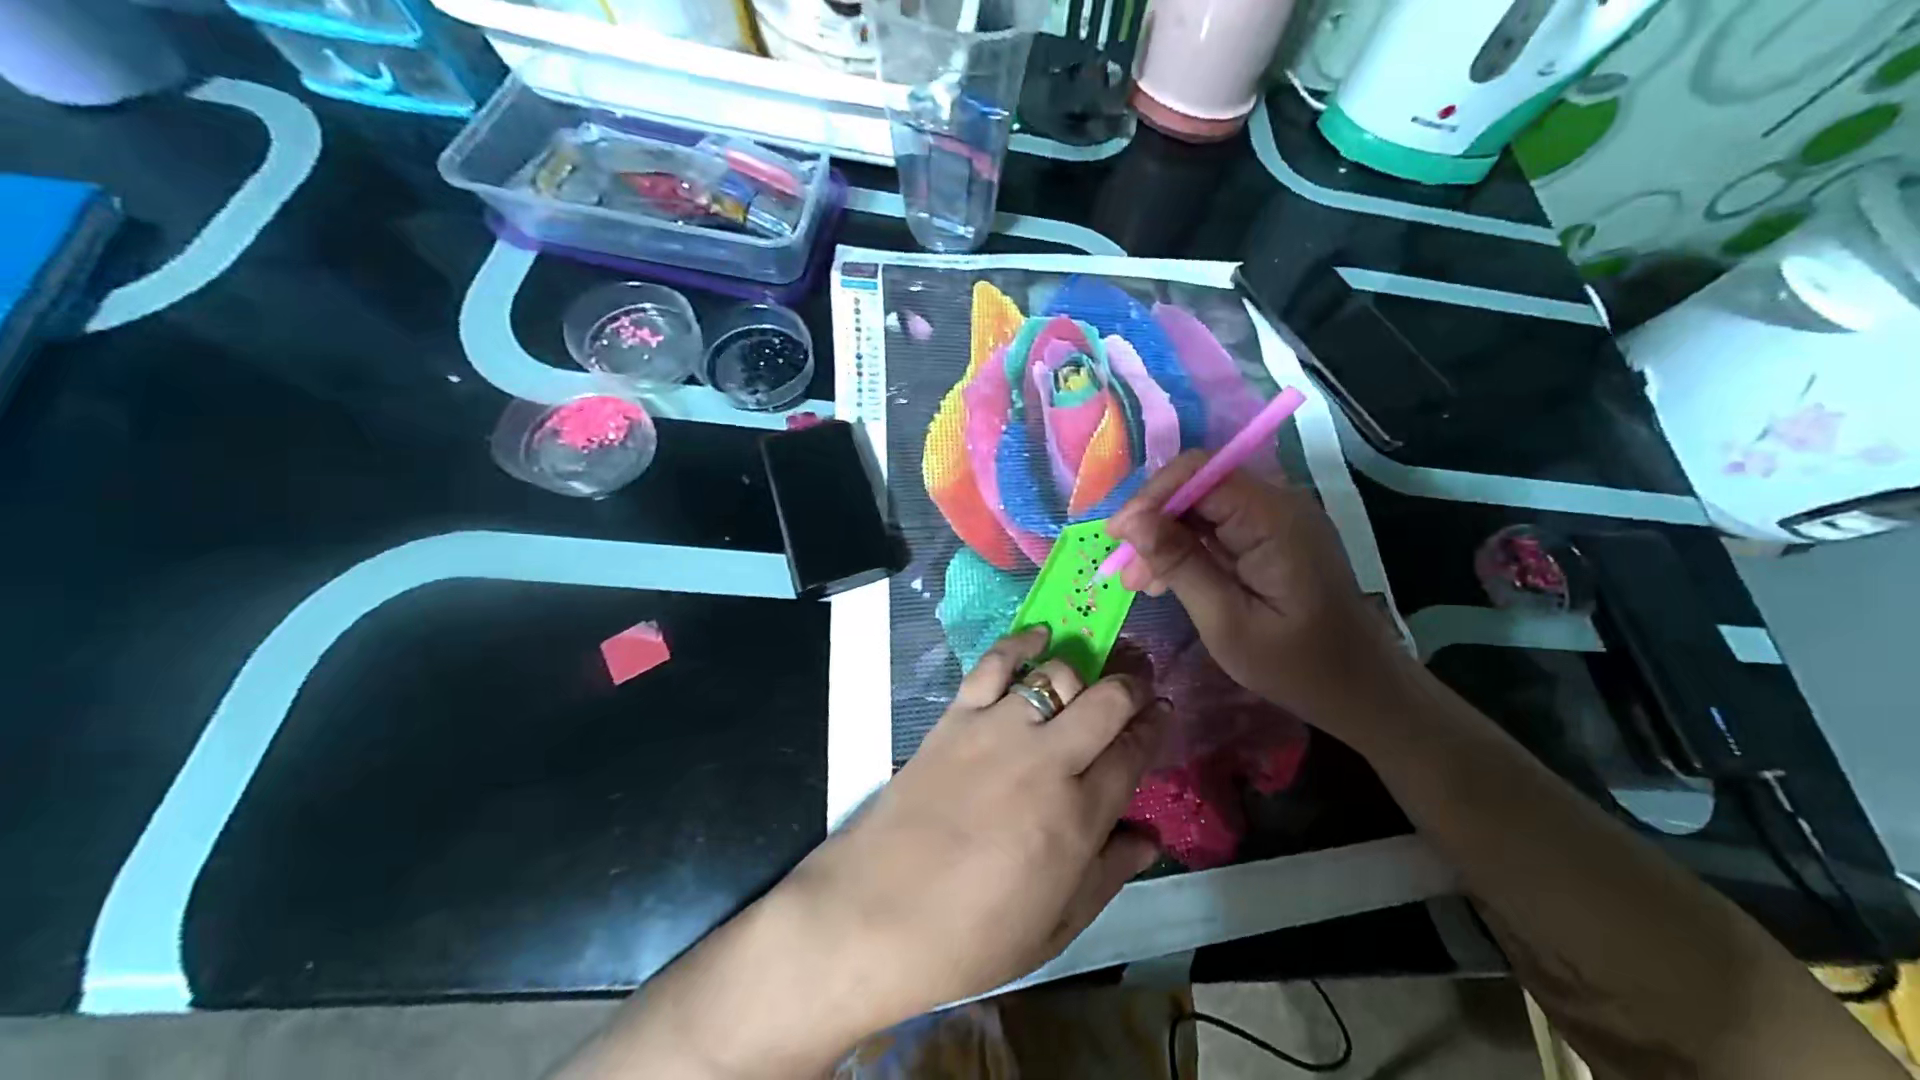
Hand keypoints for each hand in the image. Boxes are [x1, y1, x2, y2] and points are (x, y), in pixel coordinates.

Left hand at [774, 627, 1167, 1030]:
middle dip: (1132, 685)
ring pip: (1057, 675)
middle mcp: (1046, 761)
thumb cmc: (970, 937)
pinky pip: (994, 665)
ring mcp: (997, 732)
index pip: (1134, 753)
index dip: (1155, 727)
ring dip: (1083, 666)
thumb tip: (1150, 837)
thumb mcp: (1055, 926)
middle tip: (1136, 682)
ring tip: (1090, 667)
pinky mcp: (955, 719)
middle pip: (1107, 701)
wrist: (874, 915)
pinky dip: (1021, 644)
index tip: (1163, 710)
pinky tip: (1039, 636)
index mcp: (1079, 816)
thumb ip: (1108, 874)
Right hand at [1105, 450, 1408, 727]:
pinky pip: (1218, 527)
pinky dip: (1187, 549)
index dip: (1151, 496)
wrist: (1363, 691)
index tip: (1117, 536)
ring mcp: (1277, 520)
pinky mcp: (1272, 538)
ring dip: (1165, 538)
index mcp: (1274, 518)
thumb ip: (1180, 564)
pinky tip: (1167, 581)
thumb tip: (1131, 521)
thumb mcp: (1226, 621)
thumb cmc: (1297, 665)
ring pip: (1202, 507)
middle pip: (1198, 486)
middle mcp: (1279, 504)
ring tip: (1141, 583)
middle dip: (1154, 521)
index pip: (1200, 472)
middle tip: (1125, 571)